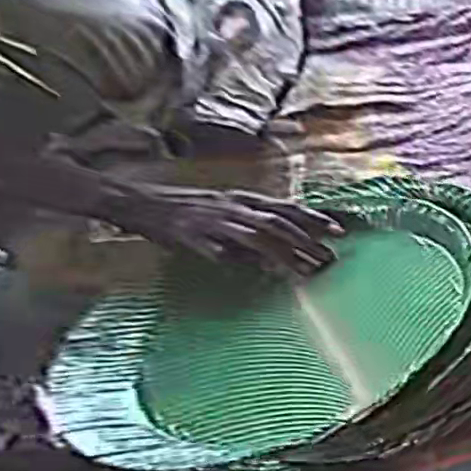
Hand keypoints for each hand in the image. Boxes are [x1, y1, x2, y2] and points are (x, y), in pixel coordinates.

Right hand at [116, 187, 340, 274]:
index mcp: (240, 199)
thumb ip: (259, 225)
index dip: (314, 218)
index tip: (342, 231)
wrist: (129, 199)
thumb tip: (291, 245)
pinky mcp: (187, 234)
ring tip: (307, 271)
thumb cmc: (186, 208)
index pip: (285, 207)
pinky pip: (215, 249)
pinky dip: (234, 258)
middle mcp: (230, 207)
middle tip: (331, 259)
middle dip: (307, 242)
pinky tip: (253, 269)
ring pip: (254, 237)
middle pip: (277, 224)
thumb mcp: (228, 210)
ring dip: (284, 255)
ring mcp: (209, 220)